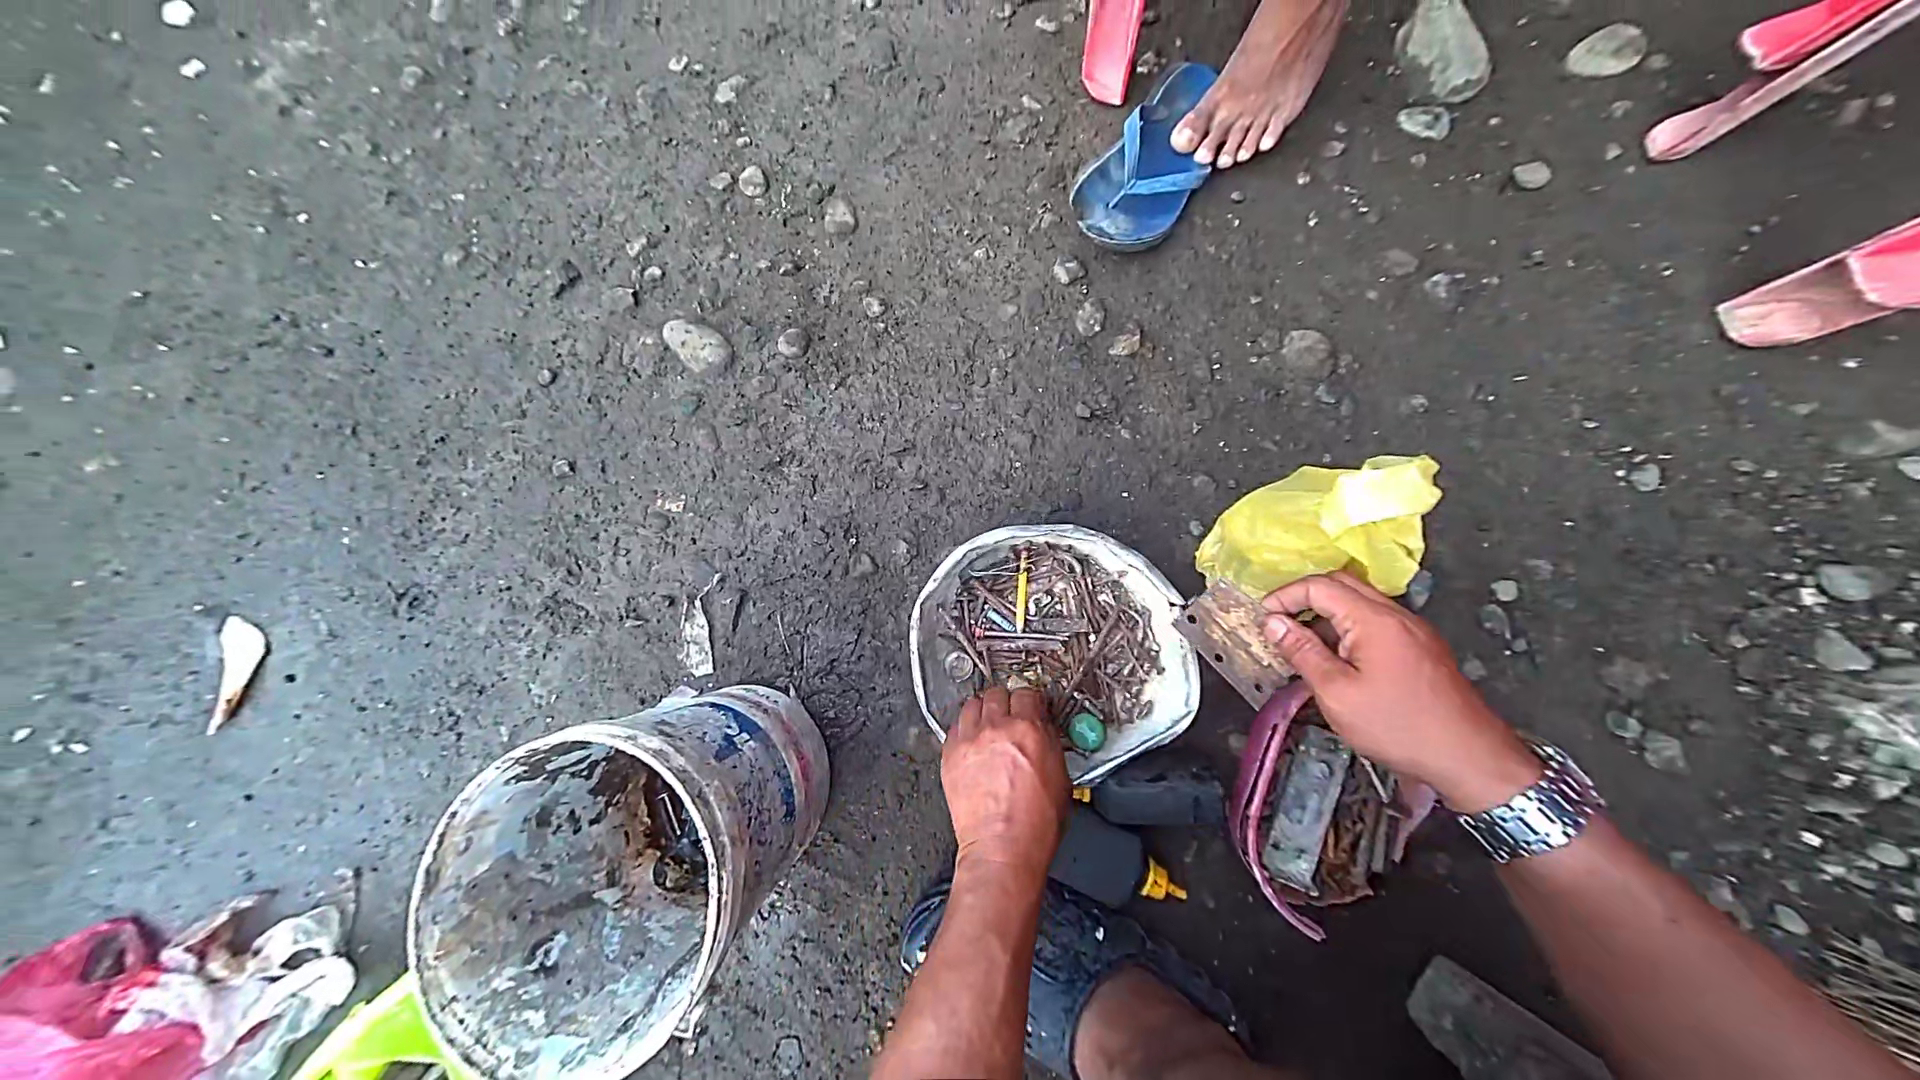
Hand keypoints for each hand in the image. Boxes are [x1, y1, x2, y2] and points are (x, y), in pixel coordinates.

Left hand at [941, 686, 1069, 878]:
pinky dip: (965, 729)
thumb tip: (1044, 729)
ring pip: (972, 704)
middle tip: (1009, 714)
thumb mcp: (1061, 777)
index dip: (1031, 701)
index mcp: (1029, 731)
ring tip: (988, 723)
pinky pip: (954, 726)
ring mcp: (970, 740)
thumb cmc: (1034, 825)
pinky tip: (972, 740)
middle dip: (1005, 702)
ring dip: (982, 711)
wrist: (1002, 850)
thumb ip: (1050, 742)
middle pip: (997, 693)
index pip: (1027, 694)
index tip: (1030, 706)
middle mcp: (996, 729)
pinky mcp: (950, 755)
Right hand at [1262, 572, 1542, 812]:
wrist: (1470, 758)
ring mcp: (1414, 631)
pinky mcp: (1421, 648)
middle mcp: (1397, 616)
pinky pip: (1378, 621)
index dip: (1285, 596)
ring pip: (1361, 601)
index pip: (1320, 586)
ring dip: (1326, 612)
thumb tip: (1274, 622)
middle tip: (1278, 622)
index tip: (1263, 617)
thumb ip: (1302, 651)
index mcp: (1374, 621)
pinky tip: (1337, 657)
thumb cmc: (1399, 727)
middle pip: (1342, 584)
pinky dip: (1348, 627)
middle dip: (1304, 597)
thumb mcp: (1336, 692)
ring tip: (1303, 643)